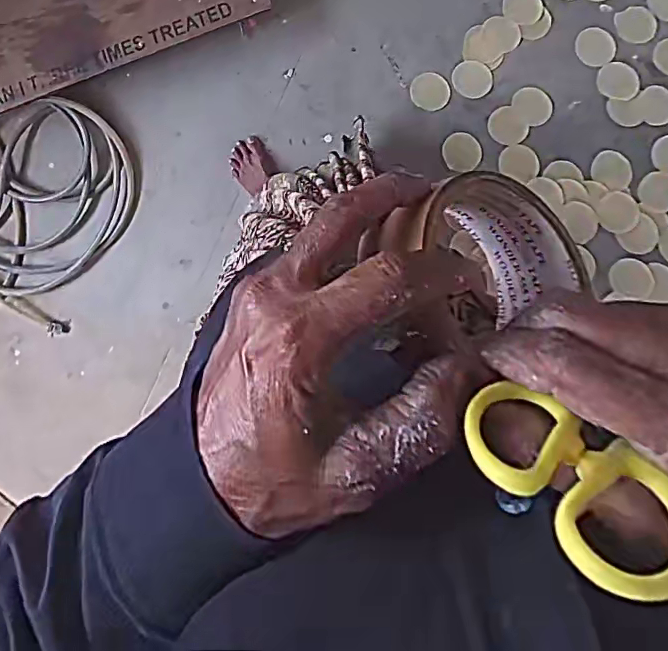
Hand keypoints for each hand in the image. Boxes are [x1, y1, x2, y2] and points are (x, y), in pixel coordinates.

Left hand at [196, 172, 490, 538]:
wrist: (200, 478)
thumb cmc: (273, 479)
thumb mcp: (356, 471)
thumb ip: (420, 420)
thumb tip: (465, 366)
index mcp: (300, 336)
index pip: (386, 277)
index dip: (438, 270)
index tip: (466, 276)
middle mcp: (275, 294)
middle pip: (341, 216)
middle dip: (390, 192)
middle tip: (428, 189)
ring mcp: (258, 285)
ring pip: (319, 224)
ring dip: (364, 206)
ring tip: (404, 205)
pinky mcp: (252, 289)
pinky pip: (305, 244)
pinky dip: (342, 233)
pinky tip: (368, 247)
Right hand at [480, 294, 667, 618]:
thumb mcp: (650, 542)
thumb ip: (566, 475)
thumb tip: (492, 413)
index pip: (574, 368)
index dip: (510, 360)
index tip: (475, 368)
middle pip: (575, 317)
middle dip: (522, 337)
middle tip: (502, 371)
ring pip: (591, 305)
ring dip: (554, 333)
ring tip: (548, 374)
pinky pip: (619, 308)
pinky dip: (589, 331)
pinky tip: (597, 366)